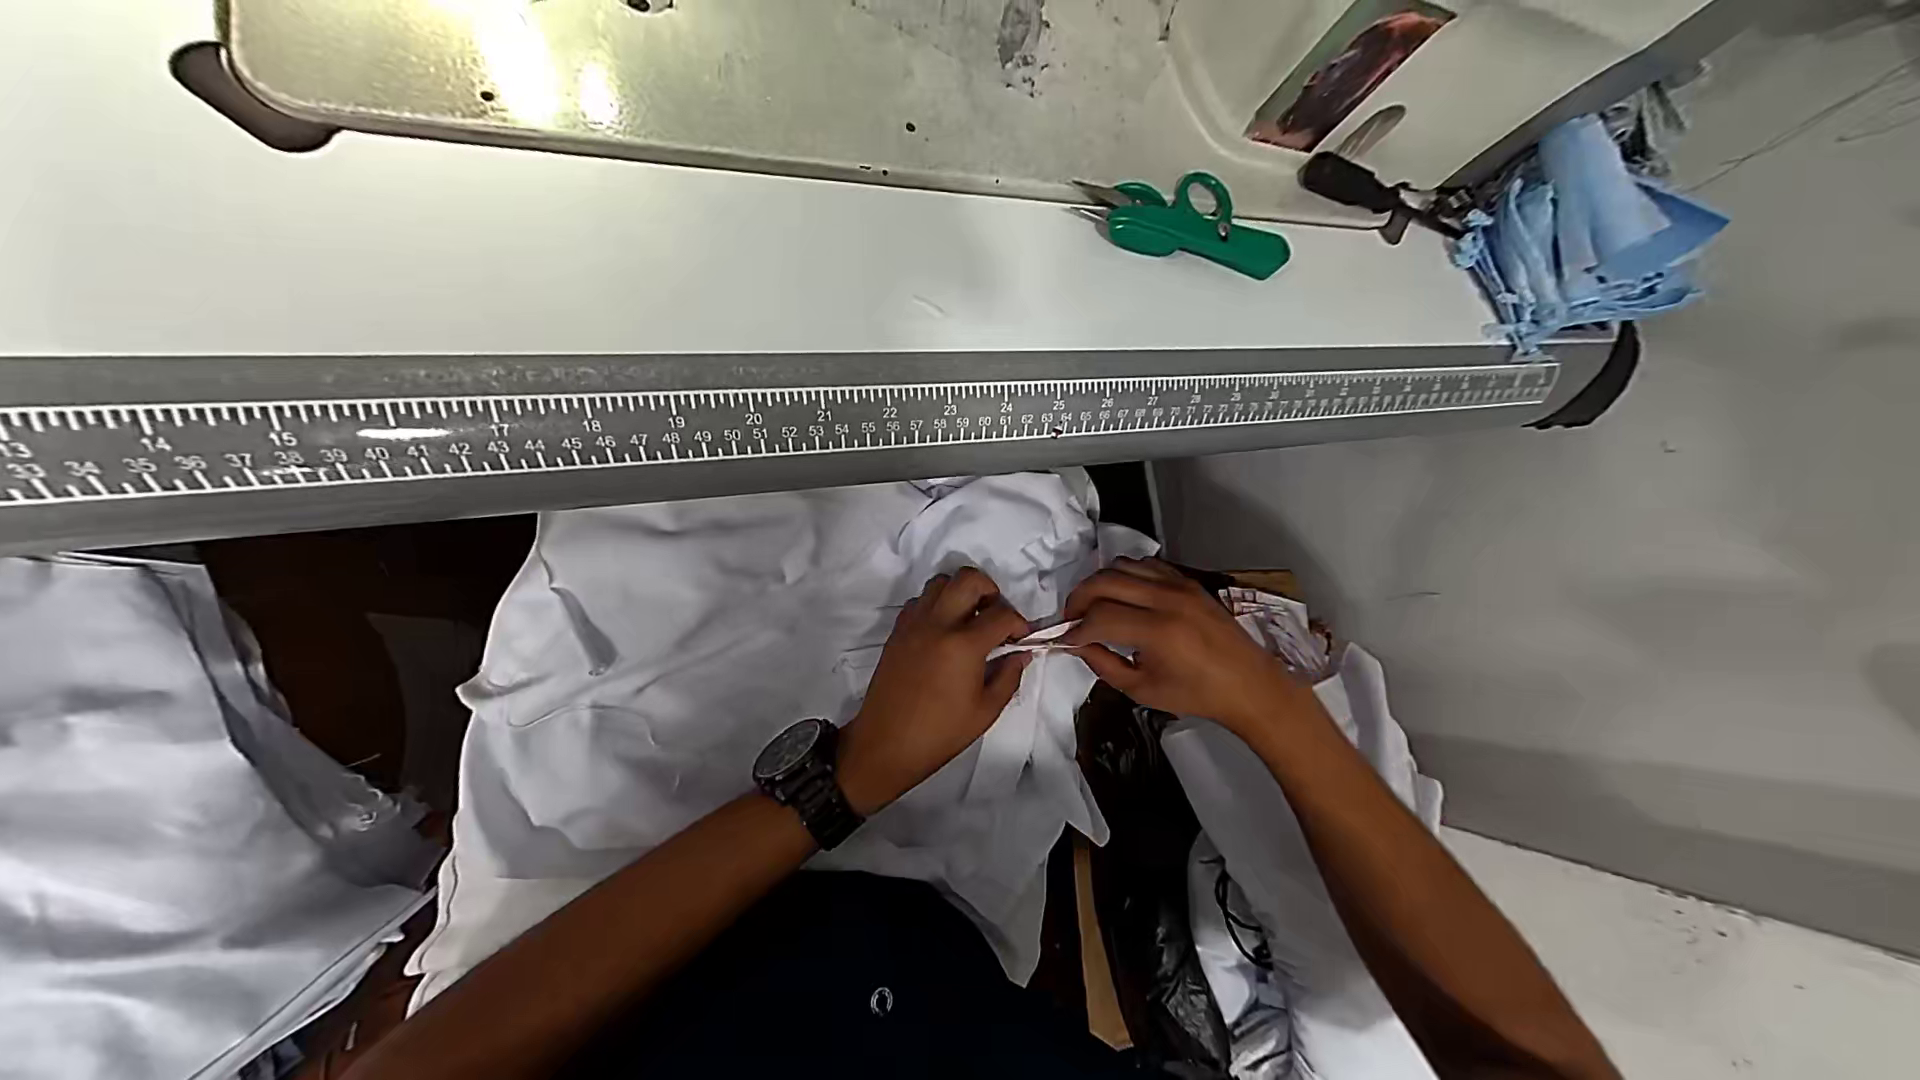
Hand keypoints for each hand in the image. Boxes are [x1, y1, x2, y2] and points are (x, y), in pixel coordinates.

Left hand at [836, 567, 1031, 815]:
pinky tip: (943, 630)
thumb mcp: (986, 711)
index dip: (1019, 623)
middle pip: (968, 579)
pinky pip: (919, 601)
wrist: (886, 744)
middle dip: (990, 590)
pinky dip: (936, 605)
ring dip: (960, 592)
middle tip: (995, 616)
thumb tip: (1020, 654)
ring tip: (969, 619)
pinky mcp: (897, 631)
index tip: (1020, 638)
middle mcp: (938, 624)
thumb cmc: (940, 733)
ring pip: (940, 582)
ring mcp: (914, 624)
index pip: (1001, 614)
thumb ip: (1008, 676)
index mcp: (963, 645)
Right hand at [1063, 557, 1315, 739]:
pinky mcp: (1188, 580)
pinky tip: (1122, 595)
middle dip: (1078, 599)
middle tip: (1071, 618)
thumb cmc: (1197, 694)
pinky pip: (1146, 564)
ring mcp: (1179, 585)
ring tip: (1093, 605)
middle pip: (1104, 582)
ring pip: (1122, 565)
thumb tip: (1077, 645)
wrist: (1250, 685)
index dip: (1075, 628)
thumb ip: (1104, 665)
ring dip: (1099, 583)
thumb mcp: (1142, 689)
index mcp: (1158, 631)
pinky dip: (1125, 574)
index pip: (1099, 617)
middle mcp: (1167, 599)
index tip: (1065, 639)